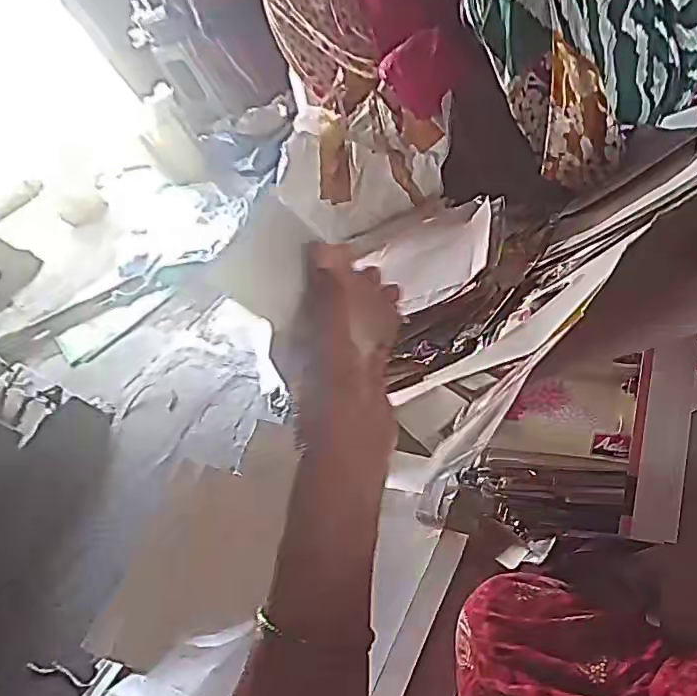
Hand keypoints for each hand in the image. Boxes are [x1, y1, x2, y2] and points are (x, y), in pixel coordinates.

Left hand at [272, 243, 401, 457]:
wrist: (356, 446)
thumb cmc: (334, 398)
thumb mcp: (329, 340)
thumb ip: (328, 298)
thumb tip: (322, 252)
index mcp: (299, 337)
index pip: (308, 293)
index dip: (322, 270)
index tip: (342, 249)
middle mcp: (317, 348)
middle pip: (334, 307)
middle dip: (351, 284)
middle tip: (369, 262)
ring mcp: (343, 364)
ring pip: (357, 323)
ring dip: (372, 303)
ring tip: (388, 281)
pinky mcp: (366, 378)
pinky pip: (374, 342)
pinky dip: (385, 325)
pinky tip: (397, 312)